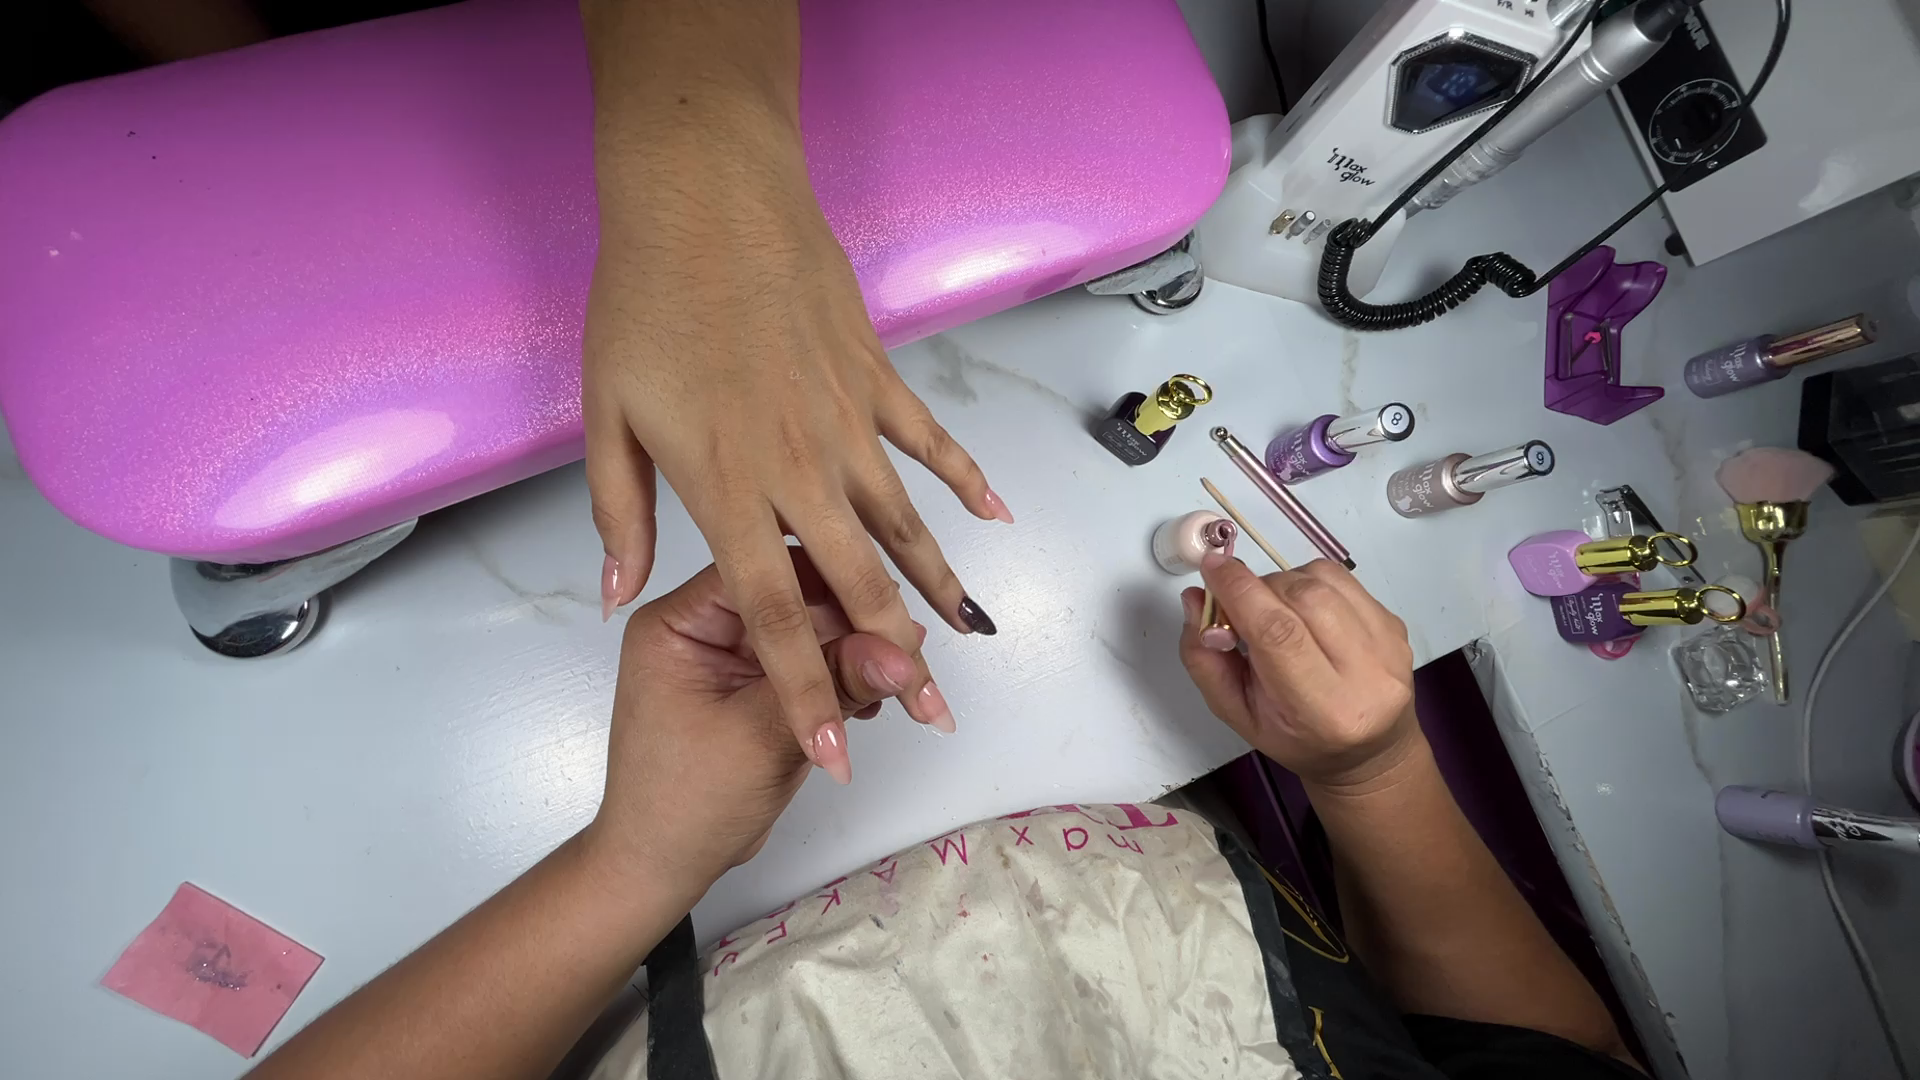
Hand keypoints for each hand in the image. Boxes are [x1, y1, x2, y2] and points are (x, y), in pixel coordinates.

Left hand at [582, 106, 1006, 780]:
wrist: (707, 199)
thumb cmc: (646, 306)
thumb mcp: (608, 415)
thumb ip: (621, 516)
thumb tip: (617, 596)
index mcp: (730, 488)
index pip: (776, 616)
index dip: (805, 691)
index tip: (837, 754)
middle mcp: (803, 472)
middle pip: (860, 584)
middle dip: (897, 659)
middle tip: (935, 713)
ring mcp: (851, 425)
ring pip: (905, 523)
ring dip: (939, 586)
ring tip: (970, 637)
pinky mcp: (879, 382)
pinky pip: (929, 442)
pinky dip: (964, 480)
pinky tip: (994, 517)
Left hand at [584, 551, 919, 903]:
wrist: (664, 868)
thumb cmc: (687, 805)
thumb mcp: (764, 737)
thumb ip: (833, 688)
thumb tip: (904, 655)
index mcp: (681, 622)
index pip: (763, 573)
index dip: (829, 583)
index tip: (887, 605)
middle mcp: (708, 626)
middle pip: (795, 600)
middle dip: (855, 627)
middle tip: (909, 648)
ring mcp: (735, 654)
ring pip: (812, 632)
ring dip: (859, 655)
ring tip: (904, 677)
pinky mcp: (760, 681)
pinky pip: (813, 661)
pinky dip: (847, 678)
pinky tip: (877, 696)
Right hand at [1180, 556, 1421, 790]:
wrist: (1368, 752)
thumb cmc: (1293, 737)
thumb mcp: (1233, 711)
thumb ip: (1203, 658)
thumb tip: (1196, 597)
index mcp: (1319, 710)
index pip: (1278, 633)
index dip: (1239, 591)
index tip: (1211, 567)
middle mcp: (1365, 677)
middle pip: (1301, 598)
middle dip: (1257, 587)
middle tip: (1238, 602)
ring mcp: (1388, 648)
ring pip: (1321, 581)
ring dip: (1282, 581)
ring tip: (1272, 608)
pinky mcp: (1397, 626)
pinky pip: (1342, 579)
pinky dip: (1308, 580)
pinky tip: (1302, 607)